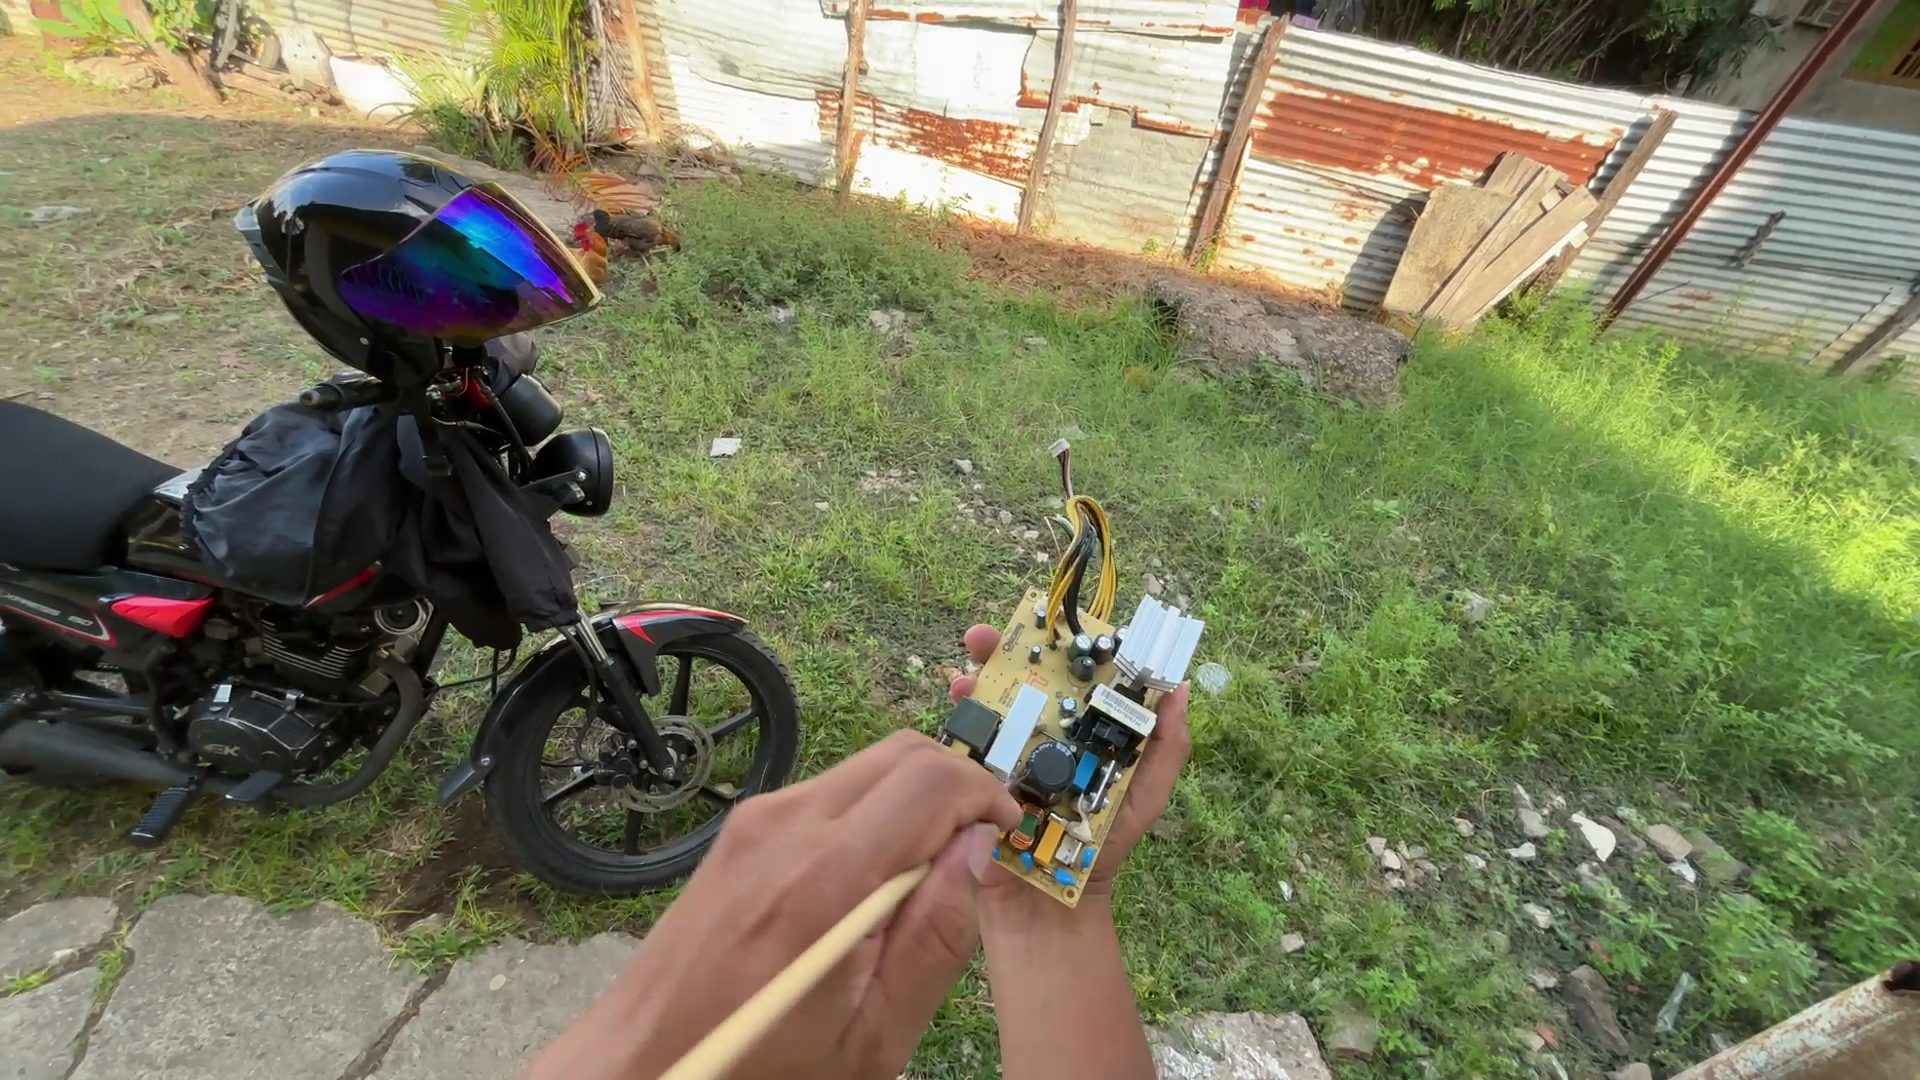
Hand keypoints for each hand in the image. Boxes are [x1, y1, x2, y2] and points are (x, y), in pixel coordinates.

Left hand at [526, 731, 1019, 1079]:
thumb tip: (978, 845)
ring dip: (917, 795)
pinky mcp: (749, 820)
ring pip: (872, 762)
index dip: (985, 794)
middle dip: (958, 783)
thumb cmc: (765, 1071)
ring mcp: (763, 813)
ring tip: (926, 866)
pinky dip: (877, 806)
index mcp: (827, 876)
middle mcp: (791, 821)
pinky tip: (874, 870)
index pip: (932, 779)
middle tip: (976, 843)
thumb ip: (937, 934)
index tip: (1004, 833)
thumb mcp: (874, 1037)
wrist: (640, 1067)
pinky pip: (835, 787)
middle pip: (905, 752)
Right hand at [947, 624, 1190, 907]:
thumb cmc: (1100, 851)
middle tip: (986, 637)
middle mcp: (1042, 732)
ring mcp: (1006, 752)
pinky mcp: (976, 775)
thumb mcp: (1143, 800)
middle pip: (1023, 680)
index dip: (1064, 646)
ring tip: (969, 669)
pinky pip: (966, 738)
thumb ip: (1164, 751)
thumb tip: (1180, 689)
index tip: (1051, 625)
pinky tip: (957, 701)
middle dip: (1004, 651)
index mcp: (1081, 731)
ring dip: (976, 677)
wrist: (1047, 907)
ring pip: (991, 701)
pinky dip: (961, 715)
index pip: (1073, 677)